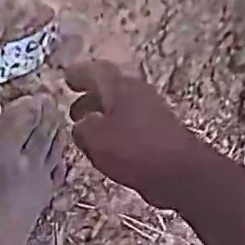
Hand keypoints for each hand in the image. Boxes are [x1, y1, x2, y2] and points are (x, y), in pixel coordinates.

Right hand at [66, 61, 215, 209]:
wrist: (178, 171)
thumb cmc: (134, 150)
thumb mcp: (96, 140)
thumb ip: (83, 130)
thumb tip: (81, 127)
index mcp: (119, 88)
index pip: (95, 73)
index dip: (80, 75)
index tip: (67, 78)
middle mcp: (137, 93)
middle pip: (110, 90)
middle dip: (91, 99)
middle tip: (74, 110)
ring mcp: (152, 113)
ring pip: (121, 109)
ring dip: (103, 117)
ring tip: (89, 132)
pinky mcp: (160, 134)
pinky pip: (131, 126)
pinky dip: (117, 132)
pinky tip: (111, 148)